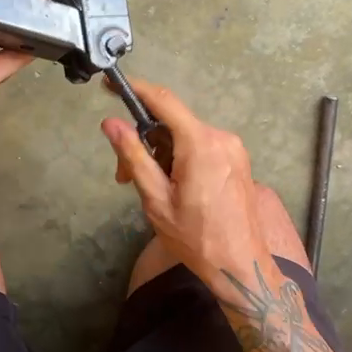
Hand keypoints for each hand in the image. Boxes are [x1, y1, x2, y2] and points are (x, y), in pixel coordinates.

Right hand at [102, 81, 273, 282]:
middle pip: (172, 124)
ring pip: (185, 136)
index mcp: (201, 144)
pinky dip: (181, 159)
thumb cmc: (196, 238)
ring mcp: (233, 148)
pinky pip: (202, 147)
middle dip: (144, 143)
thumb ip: (134, 157)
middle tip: (123, 177)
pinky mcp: (238, 160)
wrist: (241, 266)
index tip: (110, 86)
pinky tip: (173, 187)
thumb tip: (111, 123)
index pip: (163, 101)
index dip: (135, 90)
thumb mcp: (156, 199)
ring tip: (151, 190)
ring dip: (162, 155)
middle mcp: (221, 137)